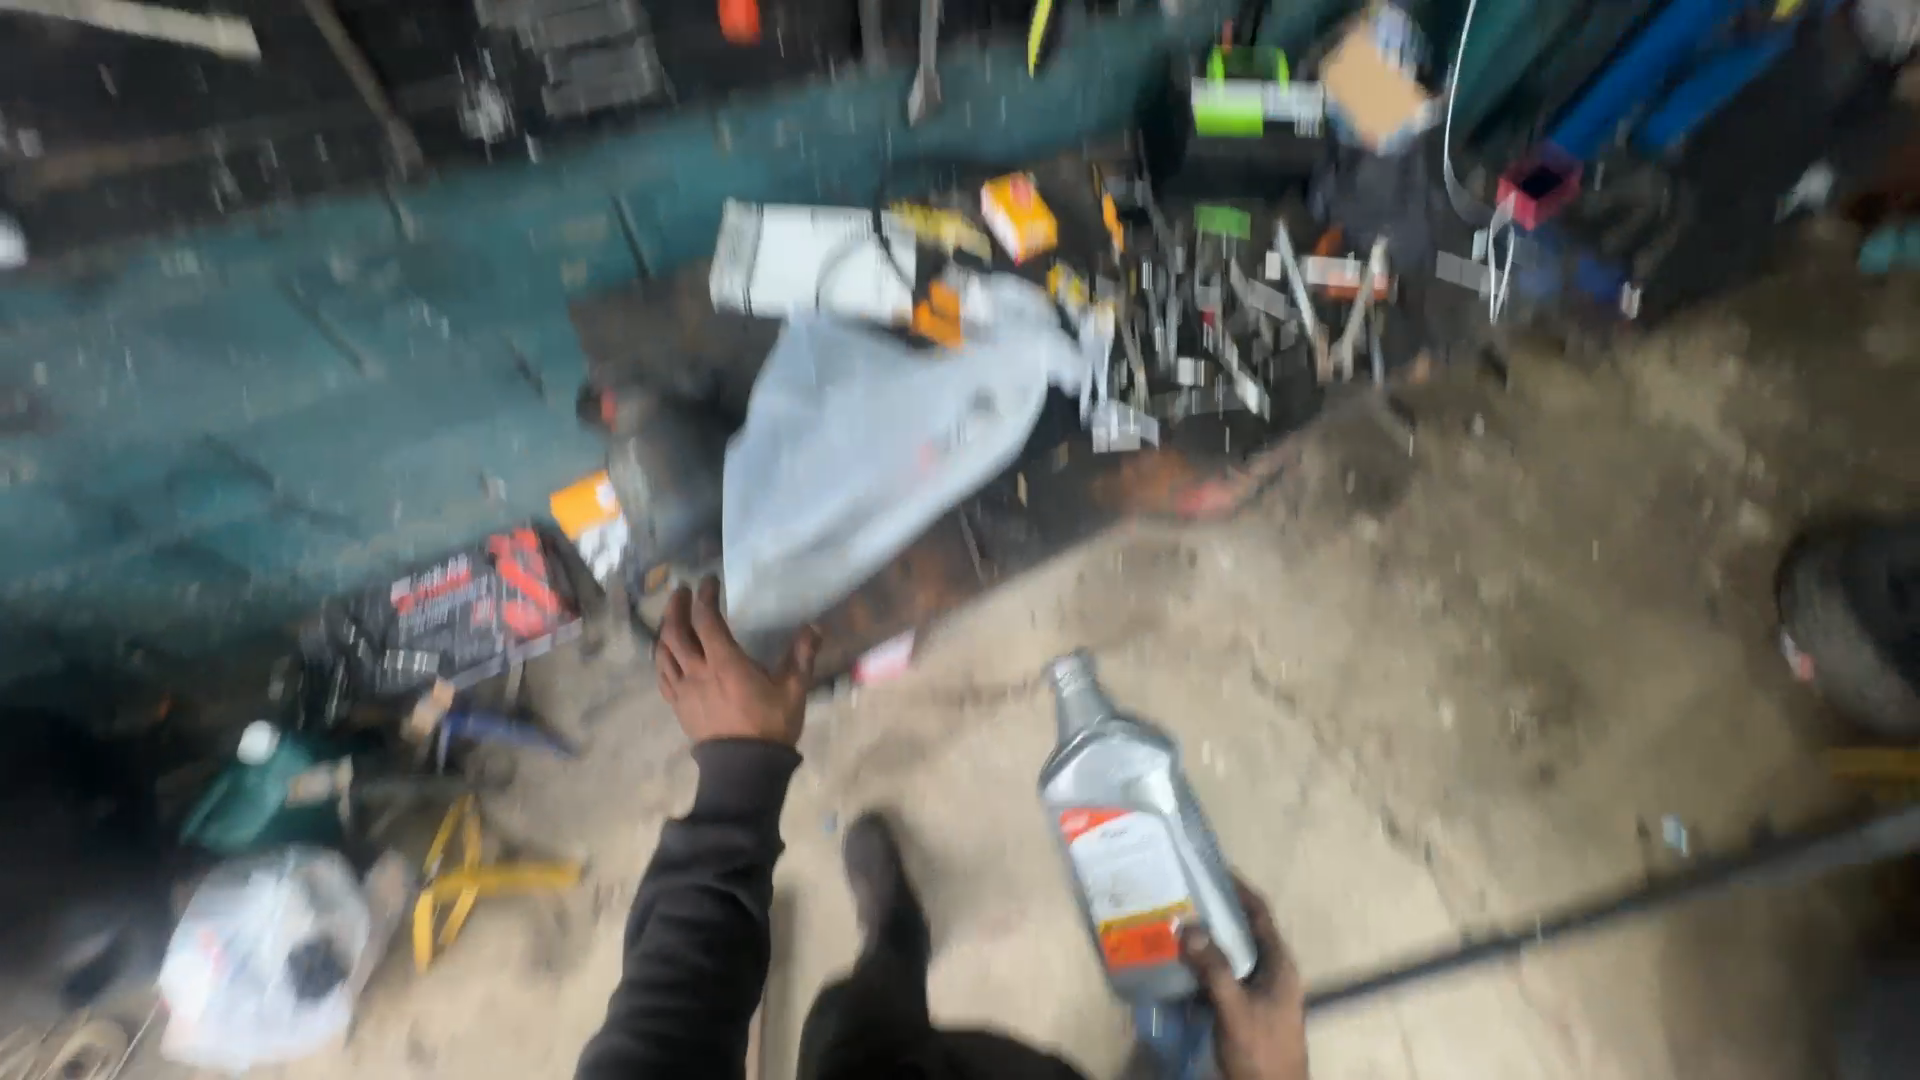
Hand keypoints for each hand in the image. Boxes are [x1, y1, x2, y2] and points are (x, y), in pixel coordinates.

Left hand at [654, 577, 820, 745]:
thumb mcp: (793, 689)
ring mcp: (684, 690)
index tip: (708, 581)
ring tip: (671, 618)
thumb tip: (815, 626)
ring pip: (663, 653)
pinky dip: (661, 658)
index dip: (705, 597)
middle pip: (675, 632)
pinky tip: (666, 654)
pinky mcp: (679, 706)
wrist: (744, 769)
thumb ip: (802, 655)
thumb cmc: (770, 726)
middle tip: (681, 591)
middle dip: (676, 607)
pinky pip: (662, 676)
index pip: (707, 620)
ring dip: (665, 630)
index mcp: (725, 663)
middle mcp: (698, 671)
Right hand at [1182, 877, 1308, 1079]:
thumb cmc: (1261, 1053)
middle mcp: (1269, 972)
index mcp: (1279, 965)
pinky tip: (1175, 961)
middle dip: (1213, 911)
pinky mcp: (1243, 1009)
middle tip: (1180, 892)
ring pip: (1228, 953)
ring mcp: (1257, 992)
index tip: (1210, 868)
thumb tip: (1188, 925)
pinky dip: (1200, 965)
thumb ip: (1214, 968)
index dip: (1238, 889)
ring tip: (1172, 920)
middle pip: (1241, 930)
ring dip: (1203, 938)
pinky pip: (1220, 976)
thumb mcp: (1235, 1010)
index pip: (1259, 914)